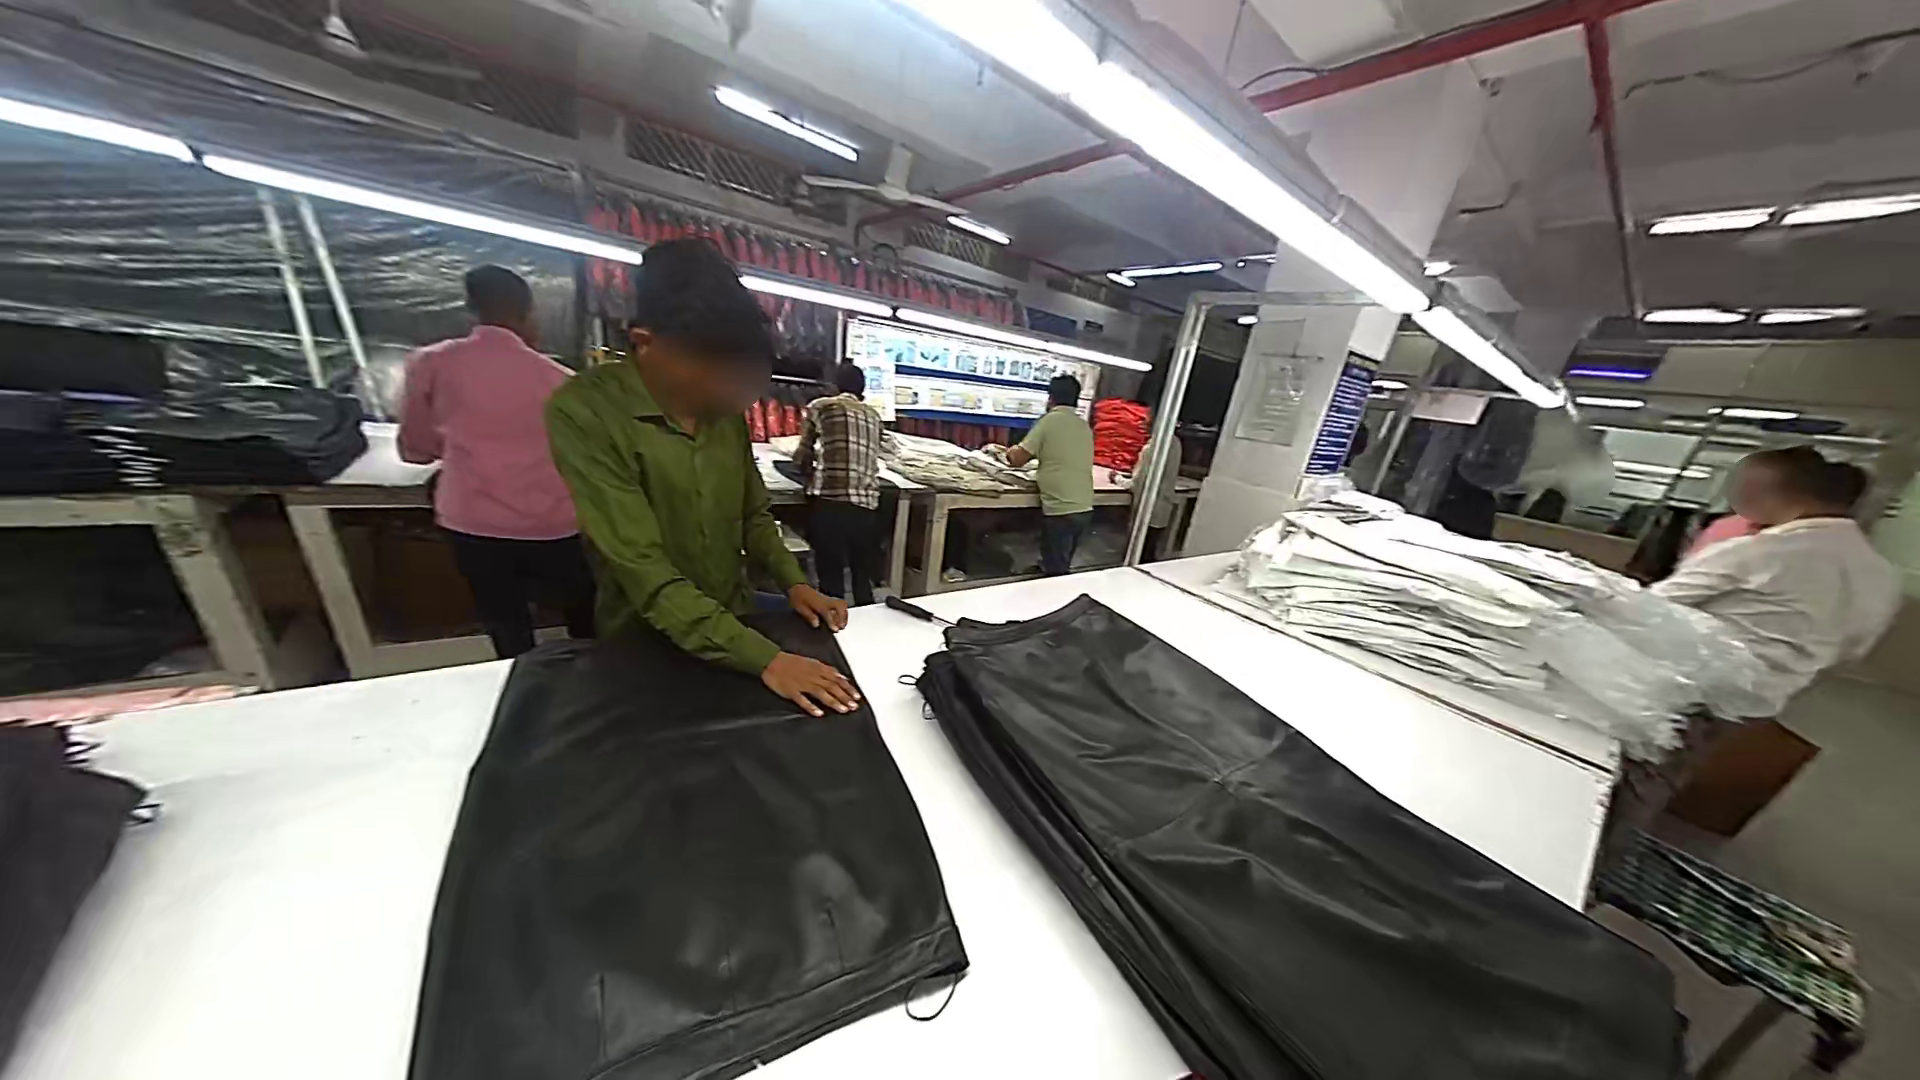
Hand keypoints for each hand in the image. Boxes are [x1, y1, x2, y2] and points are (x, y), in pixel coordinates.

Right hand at [761, 651, 860, 716]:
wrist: (772, 660)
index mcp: (818, 669)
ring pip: (821, 693)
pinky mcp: (792, 691)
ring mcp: (802, 684)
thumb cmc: (791, 661)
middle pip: (832, 687)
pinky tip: (819, 714)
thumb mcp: (812, 662)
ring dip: (833, 702)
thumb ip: (826, 670)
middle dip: (844, 697)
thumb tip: (839, 675)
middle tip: (854, 706)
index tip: (857, 696)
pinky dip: (811, 707)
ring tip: (843, 710)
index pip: (837, 679)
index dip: (848, 688)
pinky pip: (803, 700)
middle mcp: (813, 676)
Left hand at [787, 583, 848, 630]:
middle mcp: (826, 601)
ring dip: (844, 614)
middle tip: (841, 627)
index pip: (828, 614)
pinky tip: (842, 616)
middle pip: (839, 607)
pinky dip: (843, 610)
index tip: (836, 630)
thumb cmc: (798, 599)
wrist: (799, 587)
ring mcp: (829, 599)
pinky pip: (841, 603)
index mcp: (818, 604)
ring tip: (843, 623)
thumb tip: (816, 624)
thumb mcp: (800, 608)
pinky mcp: (829, 599)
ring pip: (842, 604)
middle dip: (842, 617)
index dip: (832, 622)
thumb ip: (809, 616)